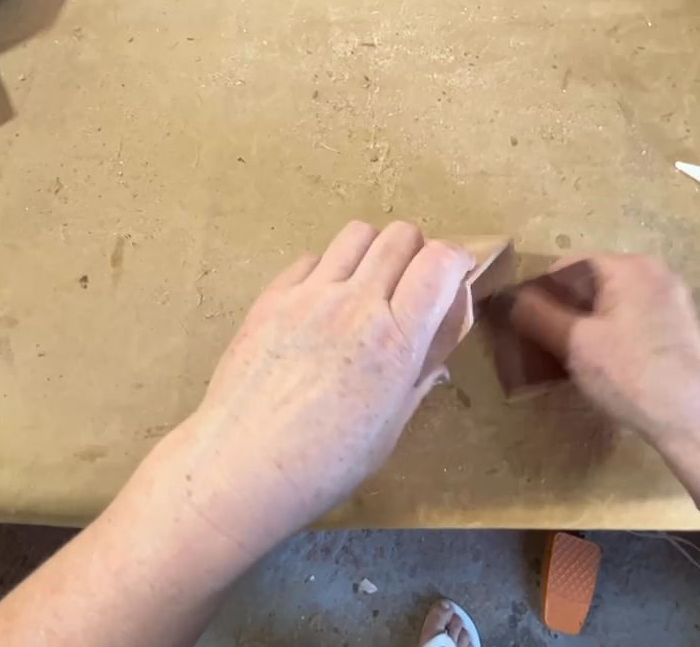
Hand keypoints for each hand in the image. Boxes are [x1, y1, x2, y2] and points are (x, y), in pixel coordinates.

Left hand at [140, 221, 472, 562]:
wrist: (242, 466)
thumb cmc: (327, 463)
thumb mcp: (392, 425)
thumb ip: (420, 372)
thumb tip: (438, 338)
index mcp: (396, 339)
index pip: (439, 262)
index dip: (456, 257)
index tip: (456, 271)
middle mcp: (356, 303)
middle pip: (401, 235)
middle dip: (418, 249)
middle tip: (412, 280)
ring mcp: (311, 293)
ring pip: (357, 233)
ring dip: (373, 249)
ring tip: (367, 282)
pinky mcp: (273, 295)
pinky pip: (311, 258)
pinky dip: (327, 269)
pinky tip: (320, 302)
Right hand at [508, 254, 699, 449]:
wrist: (694, 424)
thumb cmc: (630, 375)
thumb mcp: (573, 343)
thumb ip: (536, 314)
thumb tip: (512, 299)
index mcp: (629, 266)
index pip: (570, 265)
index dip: (544, 291)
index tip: (532, 322)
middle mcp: (655, 272)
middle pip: (593, 281)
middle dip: (568, 307)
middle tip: (551, 341)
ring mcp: (673, 299)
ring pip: (614, 300)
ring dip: (590, 321)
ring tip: (576, 355)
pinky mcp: (682, 326)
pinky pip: (635, 316)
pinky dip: (614, 330)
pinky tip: (608, 363)